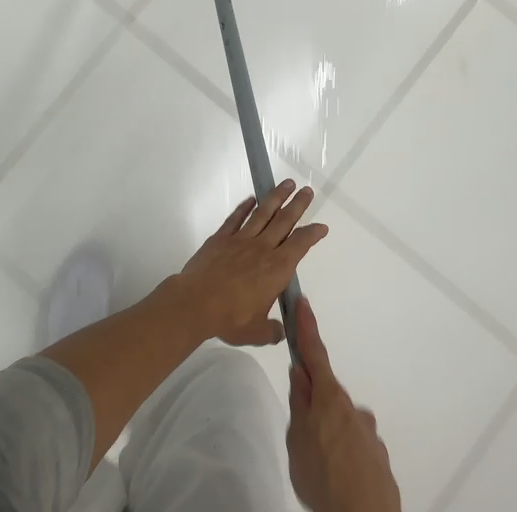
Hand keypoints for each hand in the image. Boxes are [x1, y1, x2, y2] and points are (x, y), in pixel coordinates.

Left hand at [165, 180, 324, 345]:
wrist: (195, 303)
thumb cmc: (230, 318)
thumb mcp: (258, 332)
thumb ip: (272, 330)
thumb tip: (280, 331)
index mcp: (277, 269)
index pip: (300, 245)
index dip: (312, 234)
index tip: (321, 227)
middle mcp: (262, 249)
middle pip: (284, 221)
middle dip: (298, 205)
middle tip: (307, 191)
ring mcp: (240, 240)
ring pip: (262, 213)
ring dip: (275, 197)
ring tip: (286, 183)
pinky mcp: (220, 238)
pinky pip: (235, 219)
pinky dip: (244, 207)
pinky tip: (251, 199)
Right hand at [287, 298, 399, 511]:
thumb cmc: (321, 477)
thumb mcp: (297, 439)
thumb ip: (299, 403)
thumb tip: (300, 372)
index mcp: (330, 399)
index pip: (315, 354)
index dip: (307, 328)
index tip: (302, 301)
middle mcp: (354, 410)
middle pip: (329, 396)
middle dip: (315, 406)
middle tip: (303, 436)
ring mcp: (370, 434)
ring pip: (343, 424)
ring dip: (330, 436)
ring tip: (319, 466)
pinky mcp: (380, 459)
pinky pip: (355, 447)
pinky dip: (345, 455)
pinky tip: (338, 476)